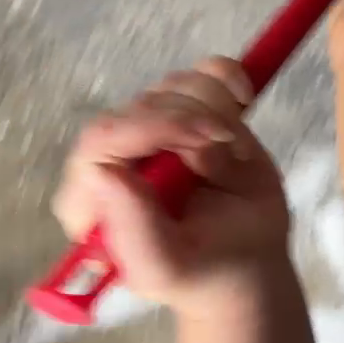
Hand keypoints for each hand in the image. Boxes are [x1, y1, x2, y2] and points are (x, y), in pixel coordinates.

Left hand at [52, 57, 292, 317]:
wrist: (249, 257)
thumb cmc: (203, 271)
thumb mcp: (164, 268)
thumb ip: (133, 229)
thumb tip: (104, 174)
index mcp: (94, 197)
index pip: (103, 137)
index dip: (155, 126)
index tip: (206, 140)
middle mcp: (120, 157)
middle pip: (145, 104)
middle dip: (195, 120)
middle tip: (226, 152)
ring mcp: (160, 130)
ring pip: (178, 84)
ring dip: (216, 108)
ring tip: (231, 151)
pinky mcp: (197, 112)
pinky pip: (206, 71)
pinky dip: (229, 76)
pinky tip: (242, 98)